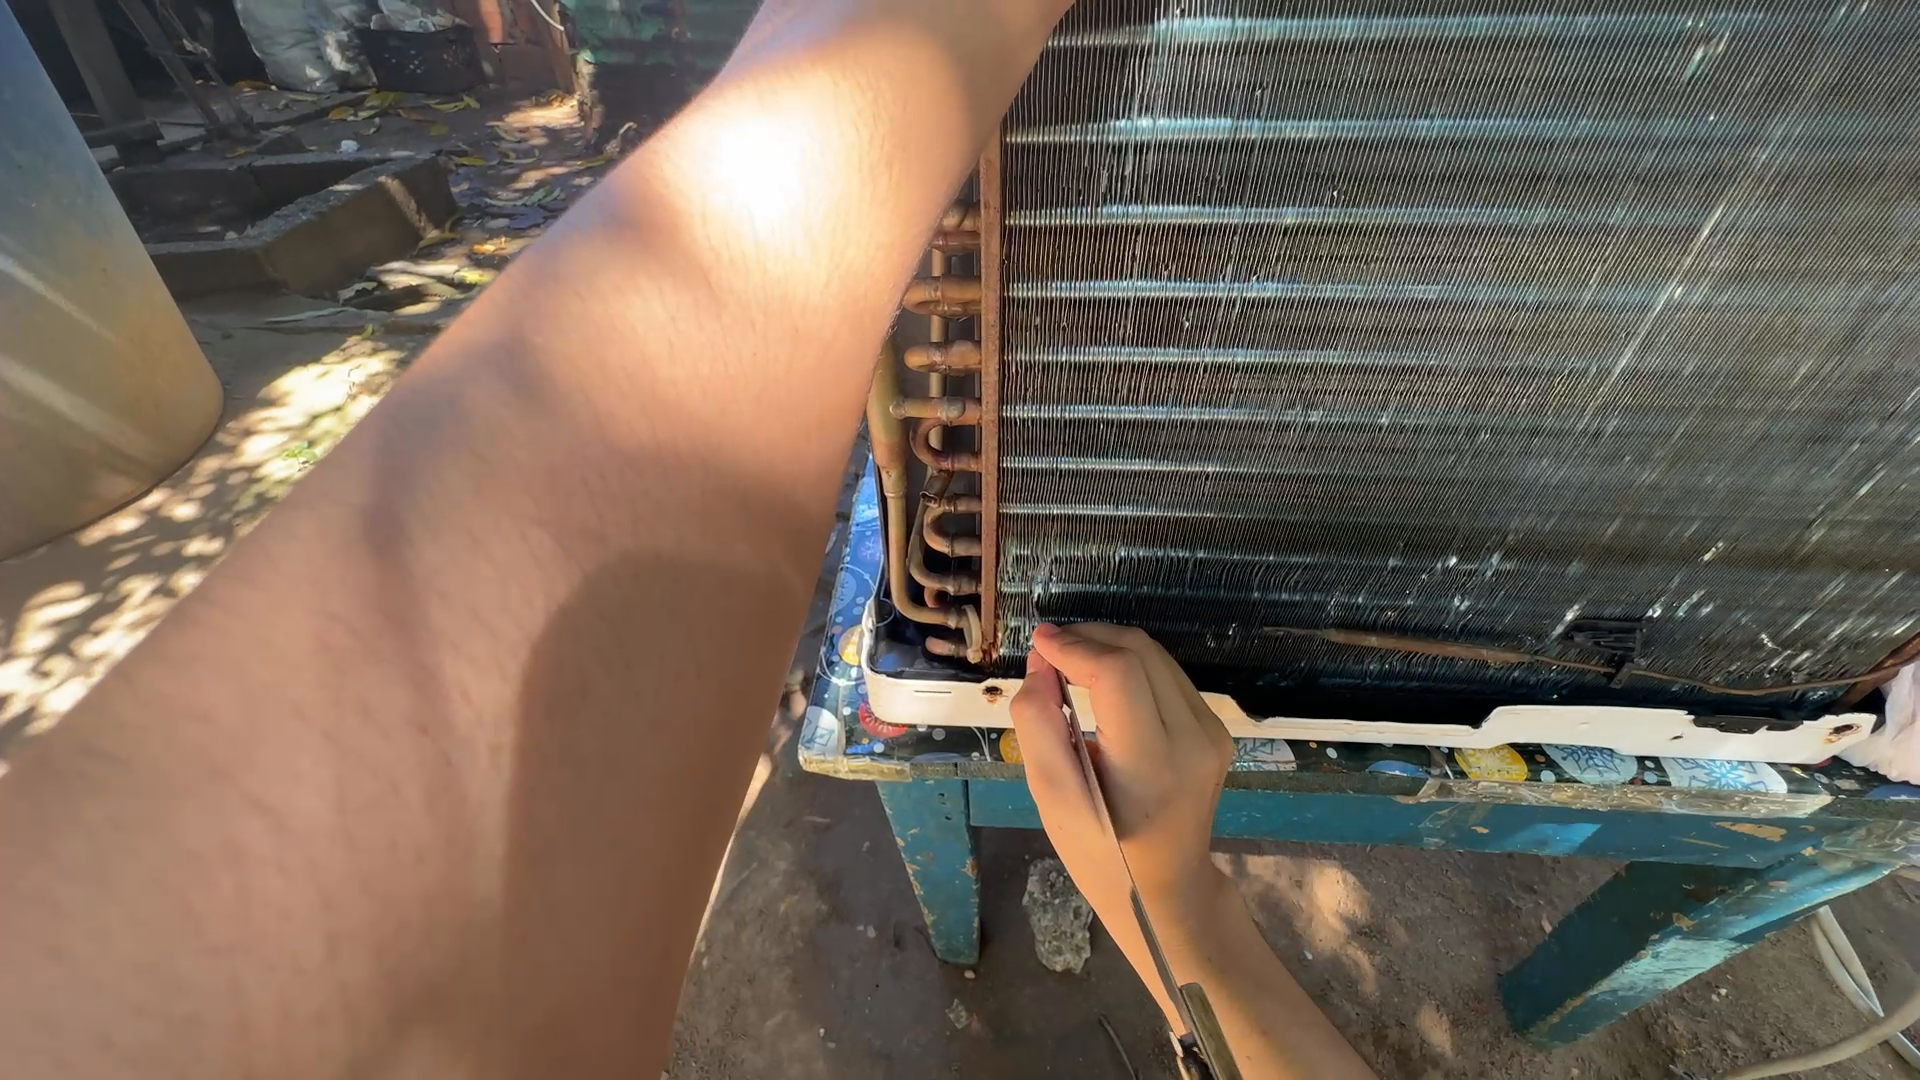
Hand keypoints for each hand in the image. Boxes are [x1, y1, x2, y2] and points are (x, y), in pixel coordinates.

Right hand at [1009, 623, 1235, 1011]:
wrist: (1168, 887)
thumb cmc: (1100, 852)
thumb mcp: (1052, 799)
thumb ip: (1038, 726)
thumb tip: (1042, 664)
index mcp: (1153, 763)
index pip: (1118, 674)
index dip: (1074, 647)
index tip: (1038, 642)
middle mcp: (1194, 738)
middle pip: (1139, 652)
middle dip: (1087, 638)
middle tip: (1048, 650)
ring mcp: (1212, 731)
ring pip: (1154, 655)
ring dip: (1106, 645)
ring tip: (1067, 660)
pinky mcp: (1214, 727)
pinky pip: (1165, 673)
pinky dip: (1127, 663)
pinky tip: (1099, 678)